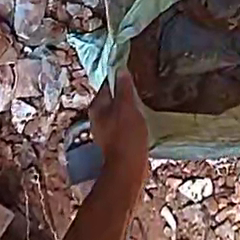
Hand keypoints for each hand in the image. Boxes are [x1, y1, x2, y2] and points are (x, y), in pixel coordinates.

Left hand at [88, 70, 150, 188]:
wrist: (127, 167)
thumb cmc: (126, 135)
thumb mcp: (127, 107)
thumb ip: (124, 89)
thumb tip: (121, 71)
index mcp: (97, 106)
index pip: (107, 85)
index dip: (120, 78)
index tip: (133, 75)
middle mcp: (97, 118)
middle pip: (112, 99)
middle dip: (125, 95)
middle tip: (141, 90)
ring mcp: (104, 131)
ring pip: (117, 113)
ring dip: (128, 109)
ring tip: (143, 105)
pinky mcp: (114, 142)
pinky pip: (122, 125)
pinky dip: (130, 121)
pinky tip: (141, 122)